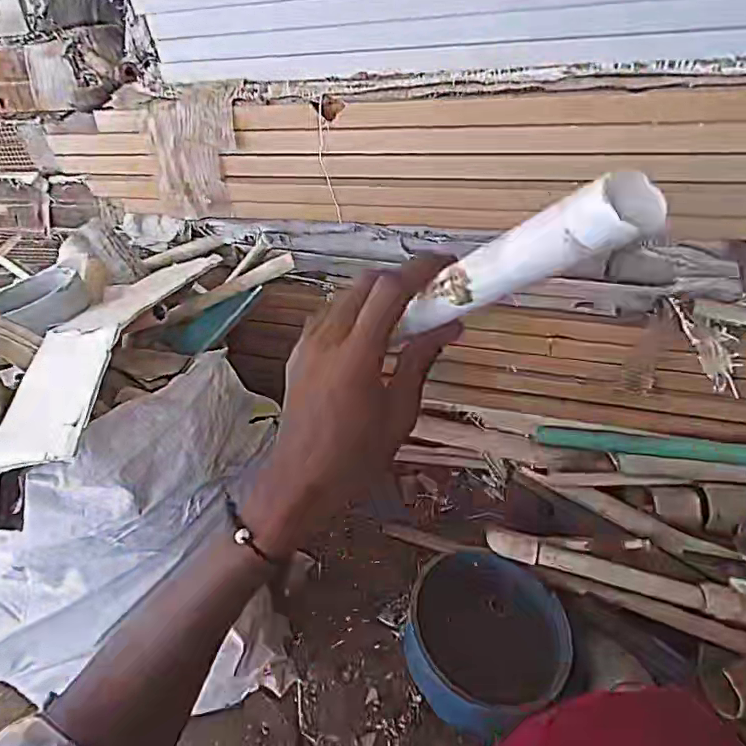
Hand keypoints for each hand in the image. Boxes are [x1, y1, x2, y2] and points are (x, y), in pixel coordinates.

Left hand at [237, 255, 462, 554]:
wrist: (300, 481)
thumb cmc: (355, 457)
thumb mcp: (399, 412)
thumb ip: (420, 361)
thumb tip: (448, 327)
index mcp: (355, 354)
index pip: (390, 289)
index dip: (421, 269)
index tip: (447, 265)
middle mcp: (326, 339)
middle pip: (366, 283)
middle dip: (401, 278)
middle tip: (431, 292)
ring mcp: (307, 344)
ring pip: (345, 296)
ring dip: (376, 294)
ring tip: (405, 313)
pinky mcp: (297, 353)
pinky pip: (328, 315)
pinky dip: (354, 311)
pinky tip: (372, 333)